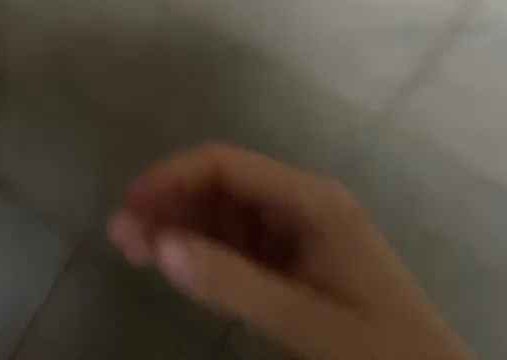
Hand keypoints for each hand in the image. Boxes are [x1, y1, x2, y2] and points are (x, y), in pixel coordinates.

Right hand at [109, 144, 468, 359]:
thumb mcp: (310, 323)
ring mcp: (299, 234)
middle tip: (119, 236)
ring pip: (222, 213)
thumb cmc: (386, 353)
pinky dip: (201, 251)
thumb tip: (156, 244)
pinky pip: (237, 244)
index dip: (171, 177)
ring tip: (134, 251)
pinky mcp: (297, 264)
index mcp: (311, 200)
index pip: (225, 165)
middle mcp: (302, 205)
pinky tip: (175, 265)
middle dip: (168, 204)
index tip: (129, 206)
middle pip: (219, 185)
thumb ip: (232, 283)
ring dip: (178, 226)